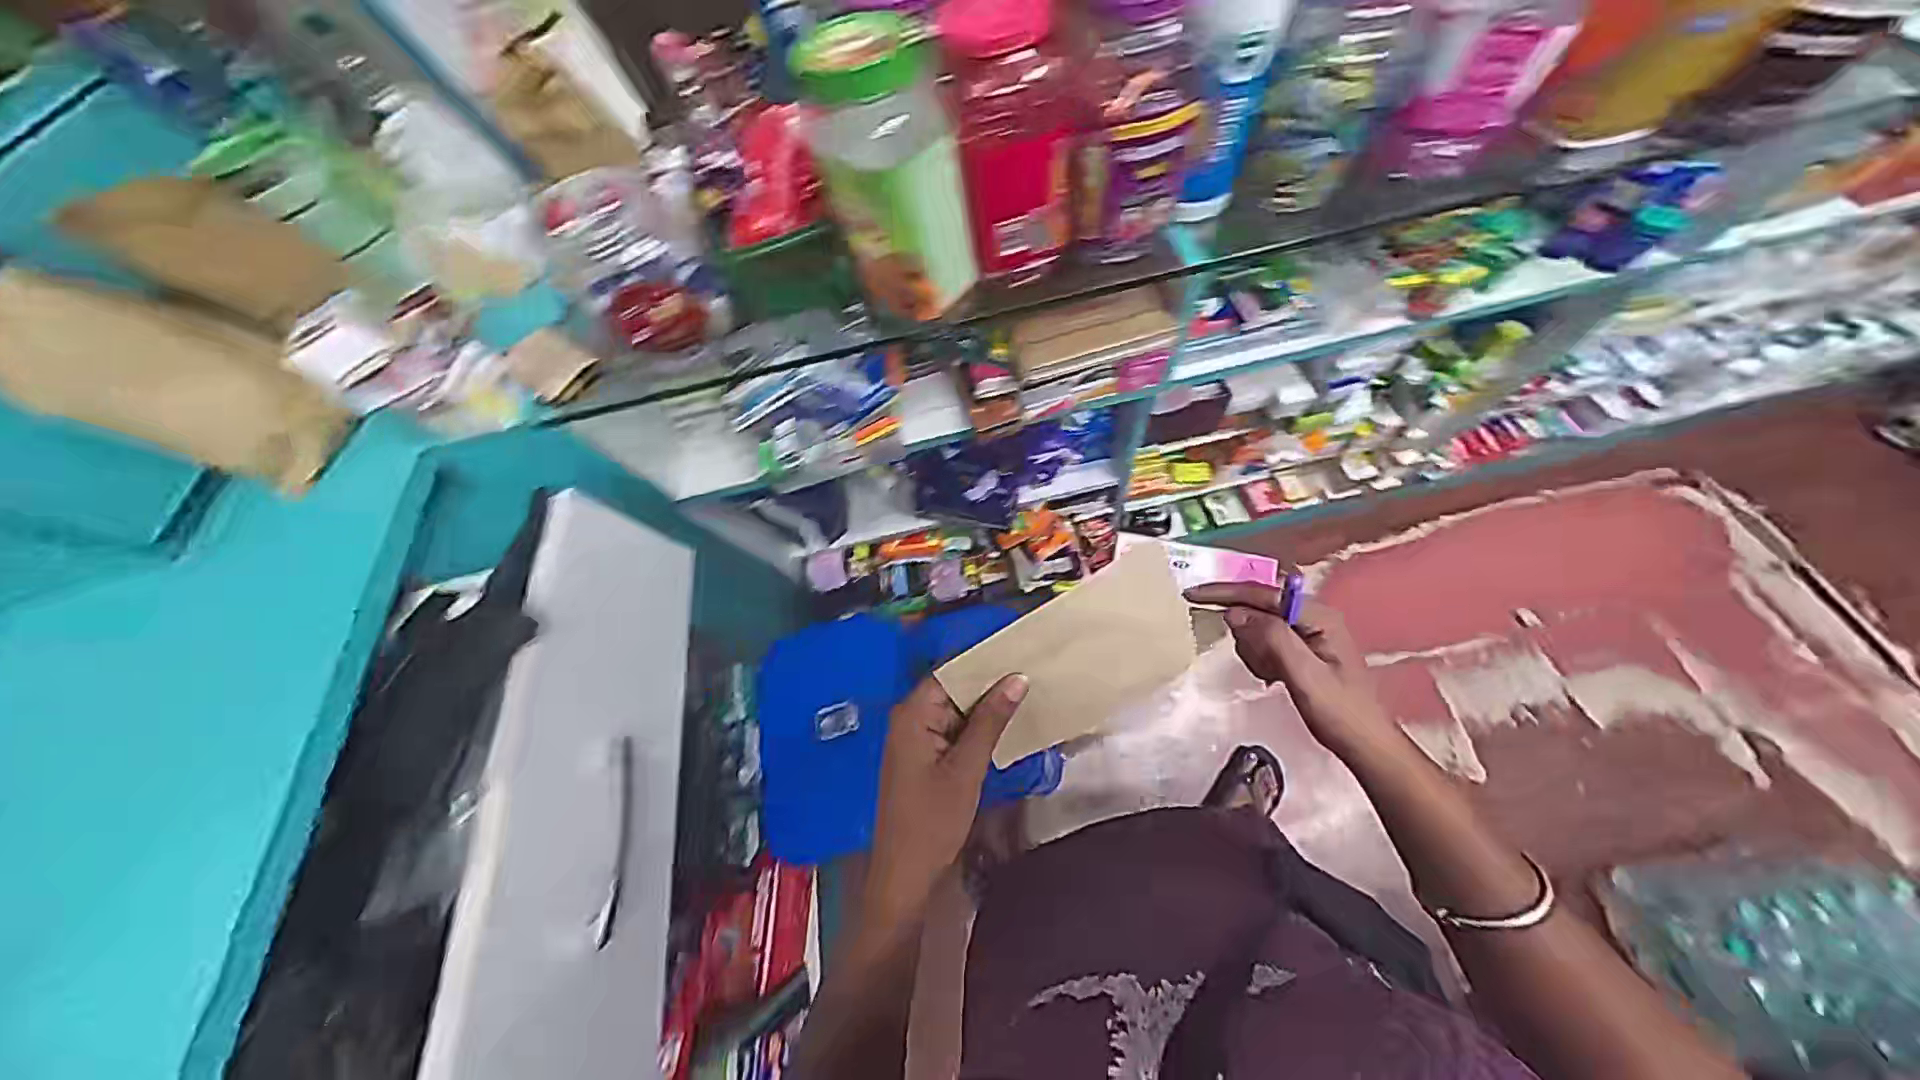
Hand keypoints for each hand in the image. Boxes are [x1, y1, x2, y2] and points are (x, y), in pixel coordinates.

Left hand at [864, 674, 1028, 921]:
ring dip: (986, 704)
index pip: (949, 671)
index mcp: (912, 714)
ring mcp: (916, 736)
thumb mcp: (967, 768)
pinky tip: (1006, 721)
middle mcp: (910, 717)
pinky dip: (977, 725)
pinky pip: (953, 728)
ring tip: (1028, 688)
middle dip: (989, 681)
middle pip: (953, 687)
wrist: (905, 874)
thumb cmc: (932, 821)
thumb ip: (991, 721)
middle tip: (1032, 668)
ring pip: (956, 708)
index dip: (982, 660)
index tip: (1019, 649)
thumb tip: (1017, 678)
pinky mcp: (924, 754)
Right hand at [1184, 583, 1398, 757]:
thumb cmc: (1339, 712)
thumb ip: (1272, 638)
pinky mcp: (1299, 647)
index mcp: (1318, 616)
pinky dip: (1259, 658)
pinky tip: (1273, 677)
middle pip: (1257, 607)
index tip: (1192, 595)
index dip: (1225, 592)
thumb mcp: (1304, 675)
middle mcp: (1312, 617)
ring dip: (1254, 650)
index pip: (1263, 593)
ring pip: (1257, 625)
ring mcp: (1305, 632)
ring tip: (1272, 676)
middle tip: (1263, 667)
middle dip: (1248, 633)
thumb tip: (1235, 612)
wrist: (1364, 743)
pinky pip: (1263, 641)